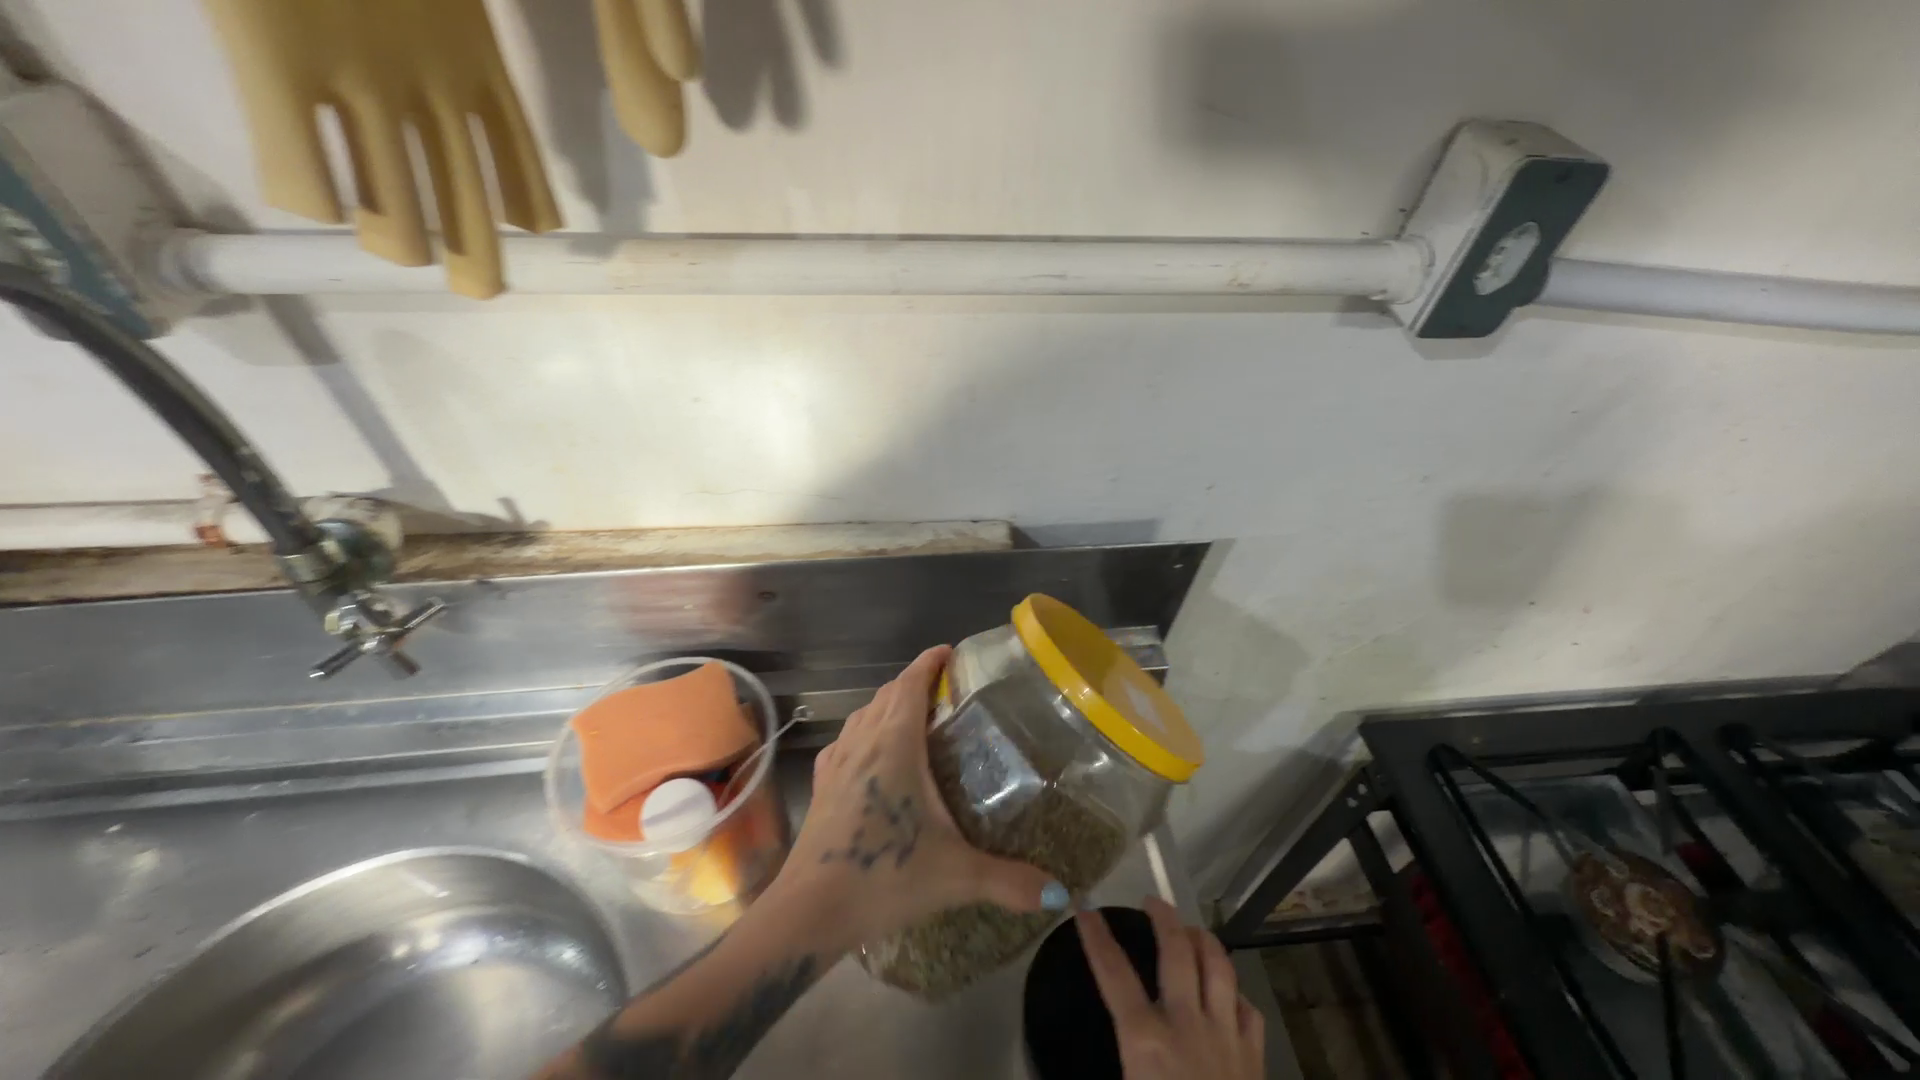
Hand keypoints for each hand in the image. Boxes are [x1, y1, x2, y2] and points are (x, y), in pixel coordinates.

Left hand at [766, 645, 1063, 950]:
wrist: (810, 911)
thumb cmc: (885, 877)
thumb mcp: (957, 877)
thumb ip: (1010, 880)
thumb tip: (1060, 892)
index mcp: (894, 745)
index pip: (910, 684)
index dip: (929, 663)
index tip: (950, 652)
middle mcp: (862, 743)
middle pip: (887, 695)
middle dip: (914, 683)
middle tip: (947, 692)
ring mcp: (835, 764)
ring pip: (862, 716)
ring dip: (887, 706)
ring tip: (915, 720)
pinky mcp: (820, 788)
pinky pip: (845, 742)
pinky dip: (864, 734)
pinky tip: (873, 758)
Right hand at [1077, 897, 1265, 1079]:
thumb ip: (1112, 1063)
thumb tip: (1062, 1070)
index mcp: (1144, 1040)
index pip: (1113, 973)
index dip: (1095, 937)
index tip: (1084, 909)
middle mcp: (1186, 1025)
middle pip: (1176, 952)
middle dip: (1163, 917)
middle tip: (1152, 900)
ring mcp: (1226, 1039)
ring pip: (1220, 968)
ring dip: (1204, 941)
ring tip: (1191, 930)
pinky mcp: (1255, 1060)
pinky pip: (1249, 1011)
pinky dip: (1236, 994)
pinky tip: (1229, 994)